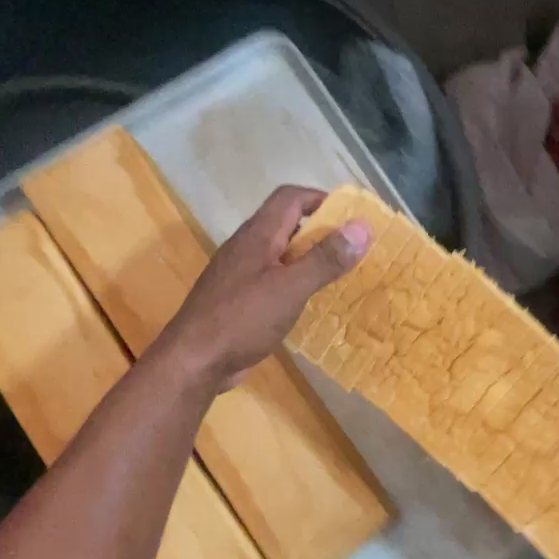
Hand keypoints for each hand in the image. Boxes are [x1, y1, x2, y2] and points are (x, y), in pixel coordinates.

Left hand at [152, 185, 369, 389]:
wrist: (194, 360)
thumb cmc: (241, 320)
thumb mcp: (290, 288)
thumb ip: (325, 259)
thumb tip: (363, 227)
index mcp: (257, 235)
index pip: (290, 198)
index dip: (321, 199)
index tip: (352, 218)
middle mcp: (247, 247)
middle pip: (286, 224)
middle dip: (321, 230)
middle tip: (352, 249)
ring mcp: (240, 274)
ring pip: (280, 254)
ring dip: (309, 258)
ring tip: (339, 275)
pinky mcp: (240, 300)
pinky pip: (273, 279)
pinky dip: (296, 283)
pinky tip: (309, 303)